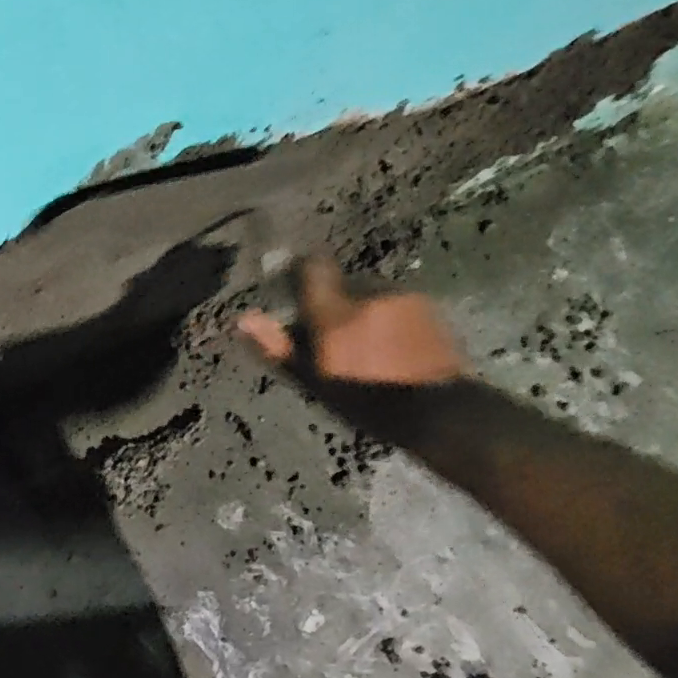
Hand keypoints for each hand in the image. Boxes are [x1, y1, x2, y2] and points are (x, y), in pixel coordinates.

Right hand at [236, 254, 465, 385]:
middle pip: (340, 283)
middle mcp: (367, 292)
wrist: (436, 411)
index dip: (299, 272)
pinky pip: (394, 301)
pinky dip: (387, 317)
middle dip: (332, 303)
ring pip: (368, 292)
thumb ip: (277, 345)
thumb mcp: (313, 380)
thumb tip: (242, 318)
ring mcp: (401, 295)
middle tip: (332, 339)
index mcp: (334, 312)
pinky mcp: (426, 303)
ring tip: (365, 348)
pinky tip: (390, 347)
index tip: (293, 290)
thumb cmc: (365, 401)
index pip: (311, 266)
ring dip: (361, 311)